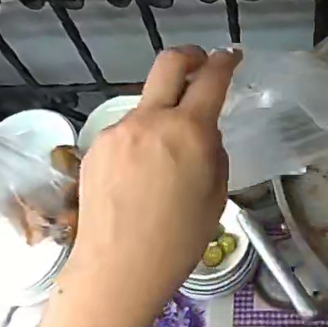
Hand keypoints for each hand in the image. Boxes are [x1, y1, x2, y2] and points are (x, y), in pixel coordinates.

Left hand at [67, 46, 238, 314]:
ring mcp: (118, 132)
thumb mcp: (216, 196)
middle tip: (201, 64)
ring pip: (146, 103)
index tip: (232, 56)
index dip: (225, 61)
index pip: (211, 79)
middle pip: (168, 63)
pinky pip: (127, 131)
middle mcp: (151, 121)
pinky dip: (142, 138)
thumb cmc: (179, 241)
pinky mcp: (96, 148)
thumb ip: (213, 153)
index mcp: (189, 132)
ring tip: (169, 151)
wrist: (118, 270)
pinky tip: (142, 174)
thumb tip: (203, 133)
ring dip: (164, 110)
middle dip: (190, 56)